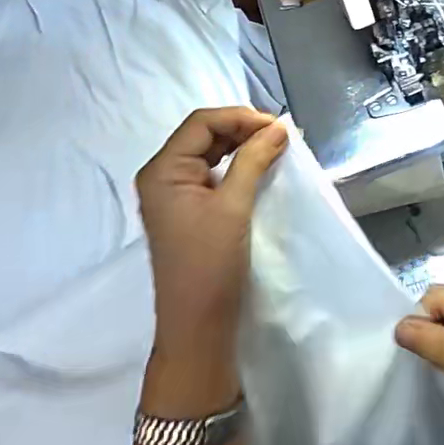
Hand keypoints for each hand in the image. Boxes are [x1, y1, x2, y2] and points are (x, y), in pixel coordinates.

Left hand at [135, 108, 287, 399]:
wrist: (197, 328)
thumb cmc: (210, 265)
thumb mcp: (234, 207)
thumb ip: (254, 160)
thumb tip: (279, 128)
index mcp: (162, 170)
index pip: (201, 123)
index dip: (240, 117)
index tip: (278, 126)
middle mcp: (162, 176)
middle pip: (203, 134)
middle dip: (242, 129)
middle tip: (281, 135)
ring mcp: (173, 194)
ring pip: (209, 152)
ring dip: (241, 146)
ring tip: (276, 146)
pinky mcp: (187, 209)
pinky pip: (211, 173)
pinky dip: (236, 165)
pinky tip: (260, 166)